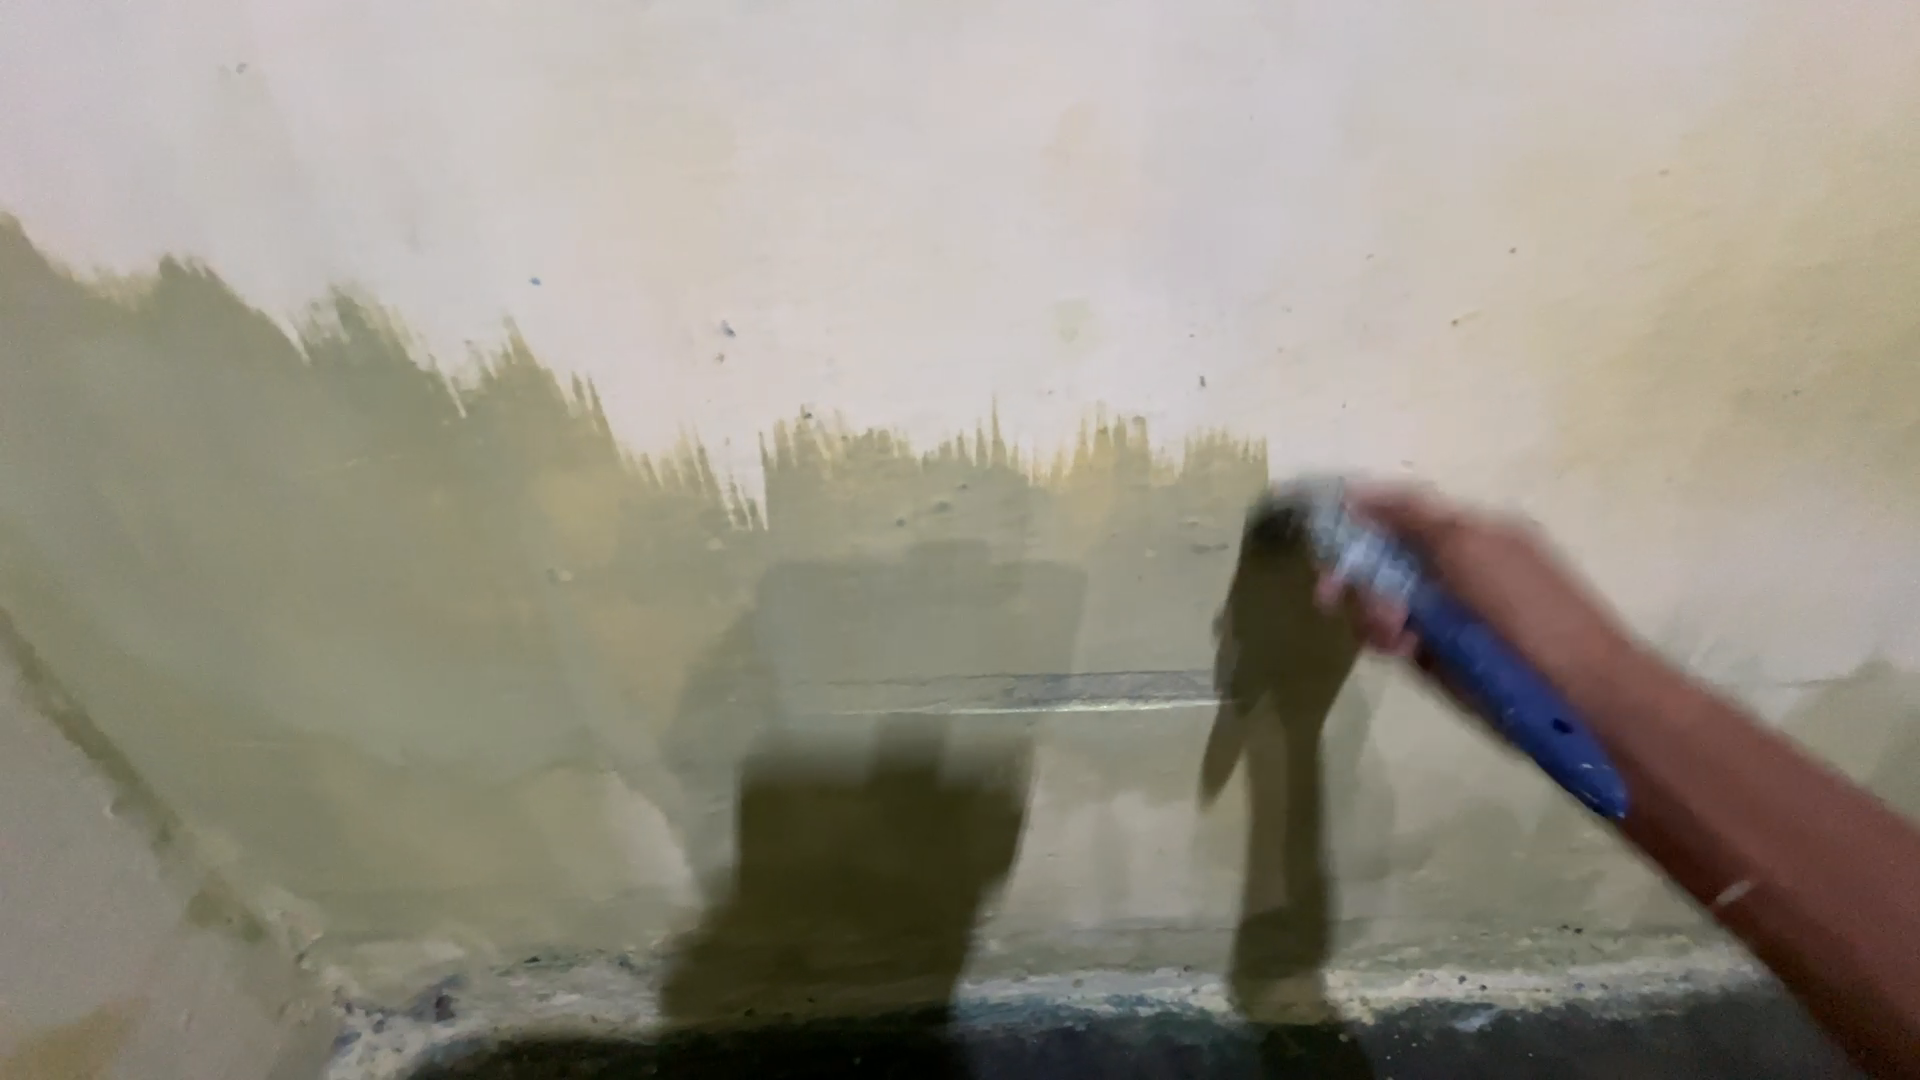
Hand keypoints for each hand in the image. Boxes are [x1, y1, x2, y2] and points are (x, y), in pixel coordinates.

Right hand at [1313, 481, 1641, 713]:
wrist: (1575, 692)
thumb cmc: (1523, 607)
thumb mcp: (1466, 543)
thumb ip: (1407, 515)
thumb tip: (1354, 492)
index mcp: (1465, 531)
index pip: (1395, 510)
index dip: (1354, 514)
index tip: (1317, 527)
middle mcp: (1449, 566)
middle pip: (1376, 556)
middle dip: (1354, 573)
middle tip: (1328, 596)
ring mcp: (1441, 610)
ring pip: (1376, 599)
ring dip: (1373, 613)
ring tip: (1395, 635)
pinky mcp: (1433, 651)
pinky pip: (1388, 636)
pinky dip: (1387, 640)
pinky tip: (1403, 650)